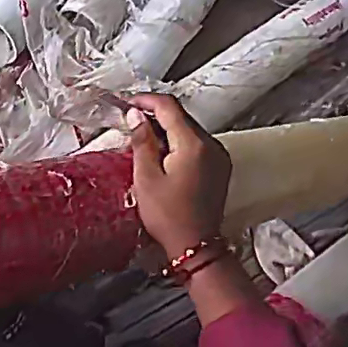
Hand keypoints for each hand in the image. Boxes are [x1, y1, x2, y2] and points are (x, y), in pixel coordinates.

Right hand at [127, 93, 231, 259]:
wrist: (195, 245)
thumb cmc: (168, 215)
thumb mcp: (146, 177)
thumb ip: (142, 141)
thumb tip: (136, 115)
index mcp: (193, 145)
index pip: (170, 107)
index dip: (146, 101)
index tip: (128, 103)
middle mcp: (212, 145)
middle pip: (181, 117)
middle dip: (155, 117)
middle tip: (130, 126)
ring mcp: (218, 156)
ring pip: (188, 131)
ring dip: (165, 131)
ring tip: (142, 143)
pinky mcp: (219, 167)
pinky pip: (196, 145)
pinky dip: (177, 144)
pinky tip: (161, 156)